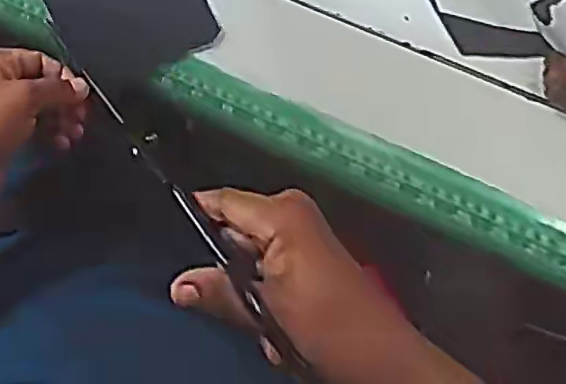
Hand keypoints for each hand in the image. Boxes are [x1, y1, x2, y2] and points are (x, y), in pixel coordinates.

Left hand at [0, 48, 89, 188]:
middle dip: (65, 101)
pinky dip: (51, 132)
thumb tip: (83, 86)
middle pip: (44, 84)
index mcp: (1, 61)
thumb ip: (57, 89)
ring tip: (74, 134)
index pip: (42, 59)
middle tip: (80, 119)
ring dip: (62, 118)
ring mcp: (4, 107)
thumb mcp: (25, 96)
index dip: (63, 76)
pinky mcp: (8, 132)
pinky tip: (62, 143)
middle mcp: (2, 79)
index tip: (80, 96)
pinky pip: (36, 126)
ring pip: (43, 106)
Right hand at [171, 188, 476, 383]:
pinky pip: (267, 260)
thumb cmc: (341, 329)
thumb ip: (219, 291)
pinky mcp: (308, 253)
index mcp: (281, 210)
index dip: (194, 220)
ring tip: (264, 319)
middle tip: (237, 301)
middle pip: (232, 228)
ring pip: (248, 250)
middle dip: (227, 267)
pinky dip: (265, 289)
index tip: (176, 243)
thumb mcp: (267, 310)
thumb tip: (181, 284)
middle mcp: (290, 211)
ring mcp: (301, 231)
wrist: (389, 365)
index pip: (218, 200)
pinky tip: (277, 321)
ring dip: (247, 285)